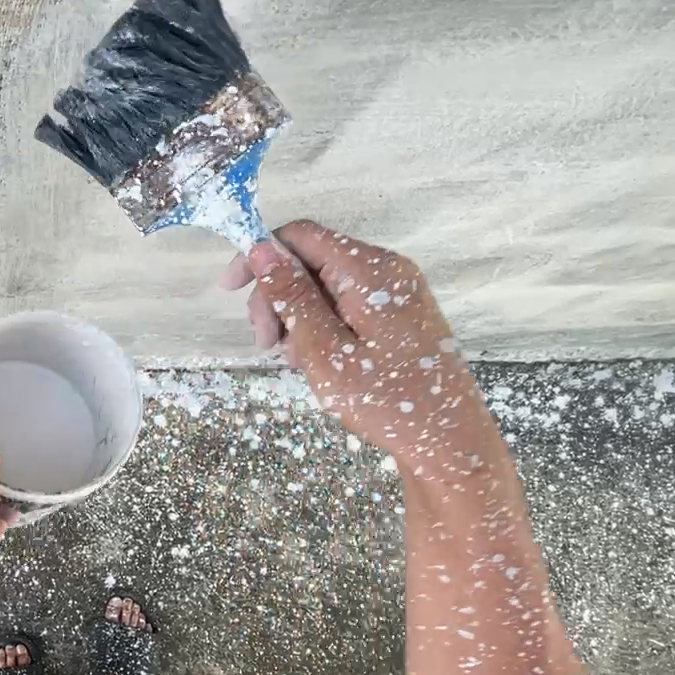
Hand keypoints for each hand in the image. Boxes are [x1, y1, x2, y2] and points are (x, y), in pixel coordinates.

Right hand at [229, 220, 503, 482]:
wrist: (445, 439)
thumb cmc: (383, 398)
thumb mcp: (323, 349)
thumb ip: (291, 296)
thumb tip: (261, 249)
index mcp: (369, 271)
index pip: (300, 236)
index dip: (259, 255)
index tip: (229, 290)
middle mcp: (385, 269)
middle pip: (309, 259)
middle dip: (274, 294)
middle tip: (263, 343)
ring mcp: (394, 291)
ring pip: (322, 283)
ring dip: (292, 314)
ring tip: (291, 358)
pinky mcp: (396, 313)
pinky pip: (342, 302)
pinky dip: (316, 323)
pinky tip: (313, 357)